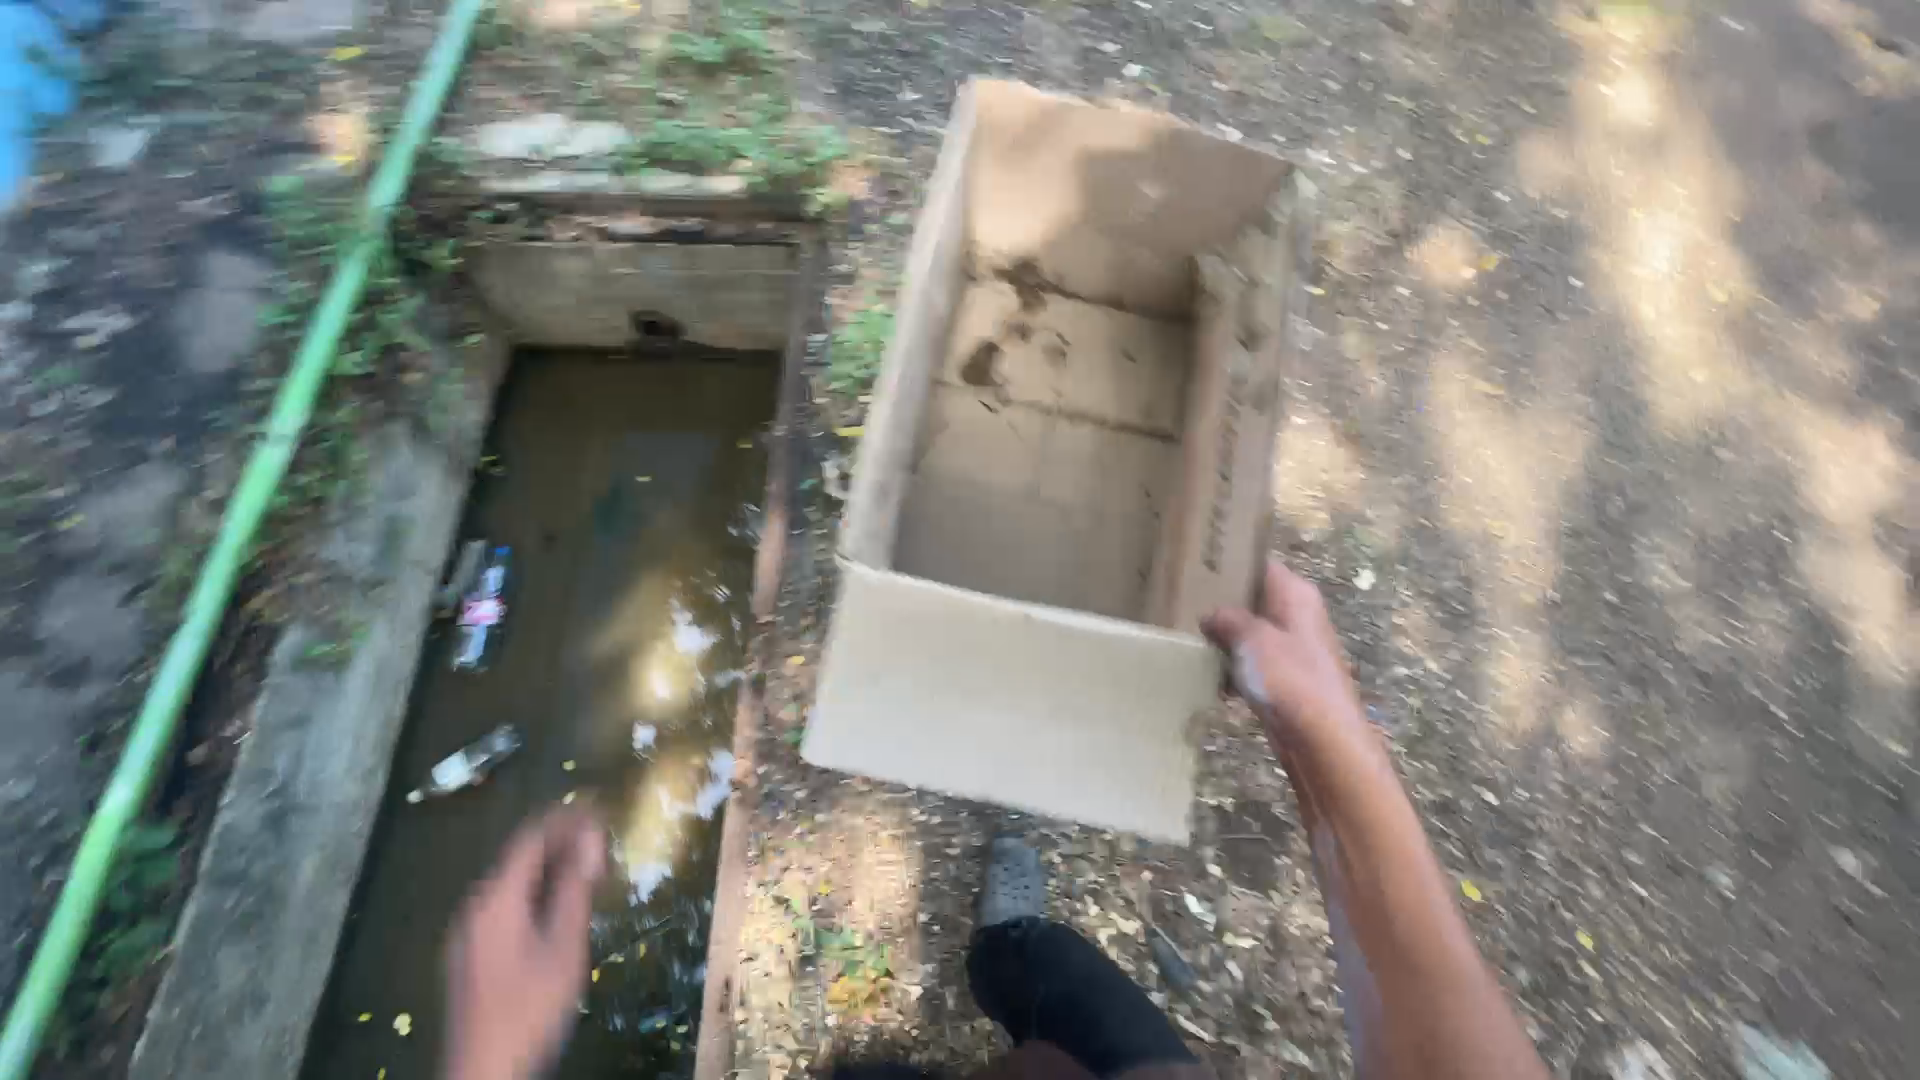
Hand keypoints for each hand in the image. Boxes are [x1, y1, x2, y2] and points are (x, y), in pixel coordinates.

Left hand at [443, 807, 605, 1079]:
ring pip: (516, 884)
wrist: (484, 1074)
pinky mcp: (473, 954)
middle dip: (564, 844)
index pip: (532, 837)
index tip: (601, 808)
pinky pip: (509, 906)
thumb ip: (577, 885)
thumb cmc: (530, 1006)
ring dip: (554, 871)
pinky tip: (564, 909)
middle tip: (604, 843)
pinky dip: (539, 894)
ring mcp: (470, 933)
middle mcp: (475, 907)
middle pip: (522, 858)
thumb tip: (592, 835)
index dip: (567, 817)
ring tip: (592, 872)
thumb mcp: (565, 942)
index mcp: (495, 898)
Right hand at [1202, 560, 1373, 757]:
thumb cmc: (1289, 677)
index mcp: (1295, 594)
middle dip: (1223, 606)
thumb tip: (1211, 615)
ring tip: (1191, 640)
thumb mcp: (1250, 638)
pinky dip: (1236, 669)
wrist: (1321, 738)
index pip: (1259, 564)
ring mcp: (1294, 648)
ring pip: (1251, 633)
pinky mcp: (1287, 677)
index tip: (1197, 568)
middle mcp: (1298, 615)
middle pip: (1254, 600)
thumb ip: (1226, 619)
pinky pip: (1254, 663)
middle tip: (1184, 605)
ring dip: (1226, 641)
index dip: (1230, 564)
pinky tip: (1213, 679)